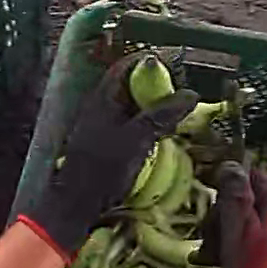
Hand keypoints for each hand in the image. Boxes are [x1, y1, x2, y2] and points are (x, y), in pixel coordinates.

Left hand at [15, 57, 195, 259]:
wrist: (76, 203)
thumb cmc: (103, 167)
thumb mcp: (138, 138)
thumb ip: (162, 114)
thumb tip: (190, 94)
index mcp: (103, 97)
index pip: (126, 66)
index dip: (149, 64)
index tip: (174, 70)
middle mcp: (99, 106)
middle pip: (129, 85)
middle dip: (155, 88)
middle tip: (179, 96)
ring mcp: (100, 125)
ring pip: (129, 106)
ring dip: (151, 108)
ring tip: (174, 116)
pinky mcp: (103, 143)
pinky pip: (127, 124)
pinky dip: (144, 125)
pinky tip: (159, 136)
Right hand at [204, 162, 266, 267]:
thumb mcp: (238, 230)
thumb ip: (235, 198)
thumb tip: (231, 165)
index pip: (255, 177)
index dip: (232, 179)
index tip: (211, 191)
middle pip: (247, 201)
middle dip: (223, 212)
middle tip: (207, 231)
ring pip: (245, 223)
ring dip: (224, 233)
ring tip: (208, 252)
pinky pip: (249, 242)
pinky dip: (232, 248)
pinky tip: (219, 262)